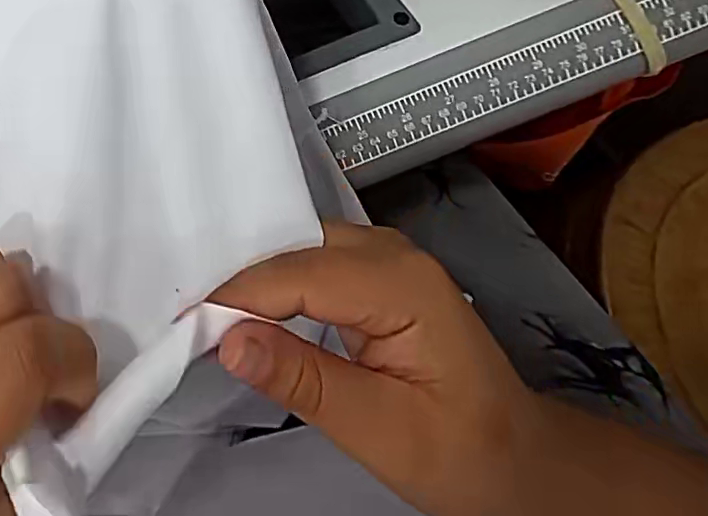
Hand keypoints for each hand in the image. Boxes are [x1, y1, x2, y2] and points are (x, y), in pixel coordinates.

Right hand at [208, 223, 542, 515]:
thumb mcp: (384, 433)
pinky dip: (274, 284)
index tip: (186, 322)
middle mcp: (388, 250)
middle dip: (239, 285)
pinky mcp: (370, 265)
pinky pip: (307, 260)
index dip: (237, 295)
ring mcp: (380, 251)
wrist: (521, 458)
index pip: (297, 274)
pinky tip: (251, 309)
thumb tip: (229, 342)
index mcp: (400, 283)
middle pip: (292, 252)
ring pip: (294, 250)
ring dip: (252, 283)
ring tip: (210, 317)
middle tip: (190, 321)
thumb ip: (304, 381)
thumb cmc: (465, 454)